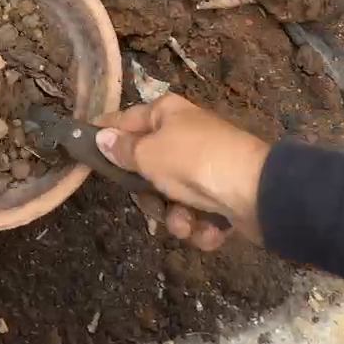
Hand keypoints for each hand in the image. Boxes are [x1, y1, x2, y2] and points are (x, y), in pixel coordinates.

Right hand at [94, 94, 269, 250]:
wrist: (259, 193)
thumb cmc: (195, 162)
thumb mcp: (149, 154)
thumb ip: (122, 149)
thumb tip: (100, 137)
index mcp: (166, 114)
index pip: (124, 121)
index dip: (105, 135)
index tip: (84, 152)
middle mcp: (184, 137)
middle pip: (147, 167)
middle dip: (150, 194)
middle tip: (151, 200)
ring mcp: (204, 168)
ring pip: (171, 197)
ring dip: (176, 217)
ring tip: (187, 222)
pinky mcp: (222, 198)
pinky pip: (197, 215)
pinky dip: (201, 227)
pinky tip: (209, 229)